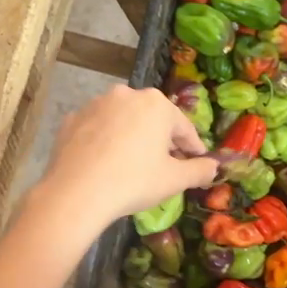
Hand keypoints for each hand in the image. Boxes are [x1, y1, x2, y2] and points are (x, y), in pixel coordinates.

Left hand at [27, 85, 216, 233]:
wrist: (76, 193)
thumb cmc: (133, 182)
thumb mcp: (173, 180)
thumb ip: (198, 171)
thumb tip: (214, 167)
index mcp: (156, 104)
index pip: (183, 127)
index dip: (193, 146)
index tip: (198, 160)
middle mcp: (126, 94)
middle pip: (152, 119)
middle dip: (162, 139)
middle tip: (167, 164)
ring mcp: (95, 104)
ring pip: (123, 120)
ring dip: (132, 137)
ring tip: (134, 163)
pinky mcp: (72, 119)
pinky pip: (98, 129)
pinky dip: (105, 141)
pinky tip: (105, 163)